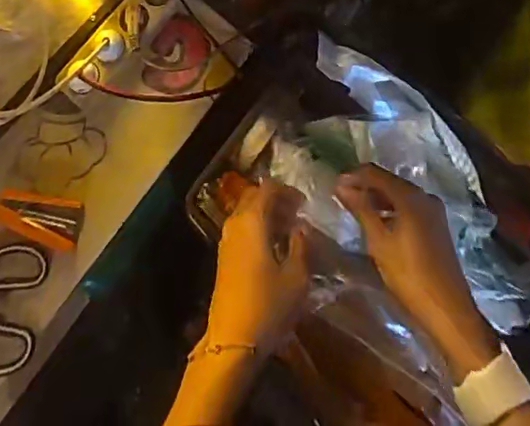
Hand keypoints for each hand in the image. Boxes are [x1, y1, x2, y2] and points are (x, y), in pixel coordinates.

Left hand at [205, 178, 309, 351]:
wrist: (233, 341)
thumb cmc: (268, 305)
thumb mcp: (297, 277)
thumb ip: (301, 244)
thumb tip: (301, 226)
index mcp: (251, 220)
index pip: (267, 188)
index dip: (287, 190)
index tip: (305, 203)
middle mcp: (235, 222)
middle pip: (254, 196)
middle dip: (277, 200)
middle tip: (298, 214)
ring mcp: (226, 239)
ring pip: (247, 212)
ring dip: (267, 214)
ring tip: (290, 230)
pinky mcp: (225, 256)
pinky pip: (243, 228)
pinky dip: (259, 228)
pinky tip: (275, 246)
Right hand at [337, 164, 499, 380]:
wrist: (448, 310)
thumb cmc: (409, 275)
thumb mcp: (379, 241)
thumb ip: (361, 209)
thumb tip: (342, 186)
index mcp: (411, 197)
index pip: (375, 173)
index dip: (353, 176)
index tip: (334, 186)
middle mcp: (425, 197)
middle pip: (389, 181)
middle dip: (365, 186)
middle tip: (342, 196)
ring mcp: (434, 211)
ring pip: (399, 194)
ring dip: (377, 198)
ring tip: (356, 208)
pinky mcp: (437, 226)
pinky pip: (409, 207)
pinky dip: (391, 209)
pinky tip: (378, 221)